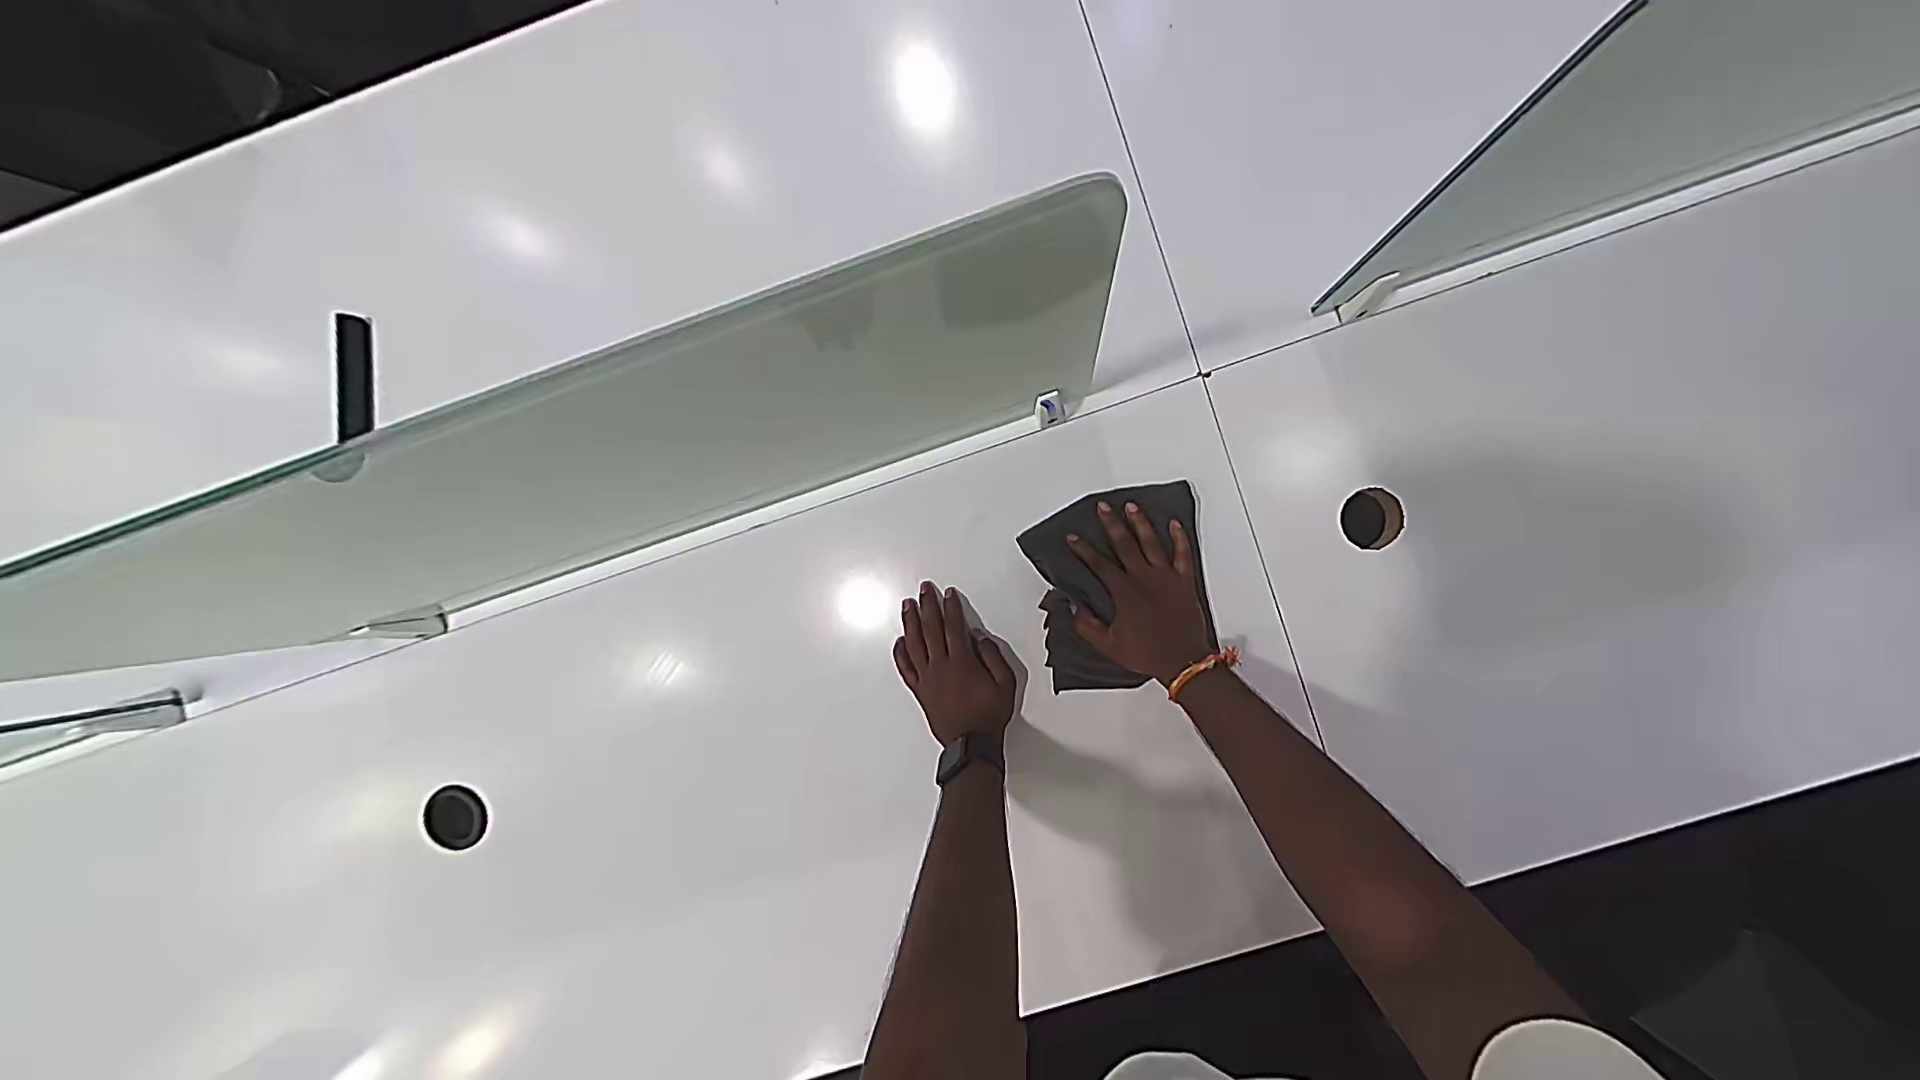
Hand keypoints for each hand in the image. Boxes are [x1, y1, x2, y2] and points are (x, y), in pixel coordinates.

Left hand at [894, 581, 1017, 744]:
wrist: (971, 744)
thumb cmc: (988, 717)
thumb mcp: (1005, 683)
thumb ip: (993, 657)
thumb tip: (980, 639)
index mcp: (961, 662)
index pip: (954, 626)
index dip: (951, 607)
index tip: (948, 594)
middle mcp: (940, 667)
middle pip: (931, 628)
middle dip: (927, 605)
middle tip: (924, 589)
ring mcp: (927, 678)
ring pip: (914, 643)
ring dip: (910, 621)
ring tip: (908, 606)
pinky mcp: (920, 691)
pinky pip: (906, 667)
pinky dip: (900, 652)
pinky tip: (899, 641)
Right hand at [1067, 501, 1213, 685]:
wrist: (1183, 661)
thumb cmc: (1148, 654)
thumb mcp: (1108, 645)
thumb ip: (1087, 626)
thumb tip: (1075, 608)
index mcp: (1124, 592)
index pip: (1099, 564)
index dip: (1084, 549)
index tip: (1074, 537)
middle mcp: (1144, 578)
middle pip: (1124, 543)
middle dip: (1111, 523)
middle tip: (1103, 508)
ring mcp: (1166, 577)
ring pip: (1151, 542)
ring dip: (1140, 522)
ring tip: (1132, 506)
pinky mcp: (1184, 581)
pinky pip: (1183, 554)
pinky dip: (1179, 537)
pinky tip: (1174, 524)